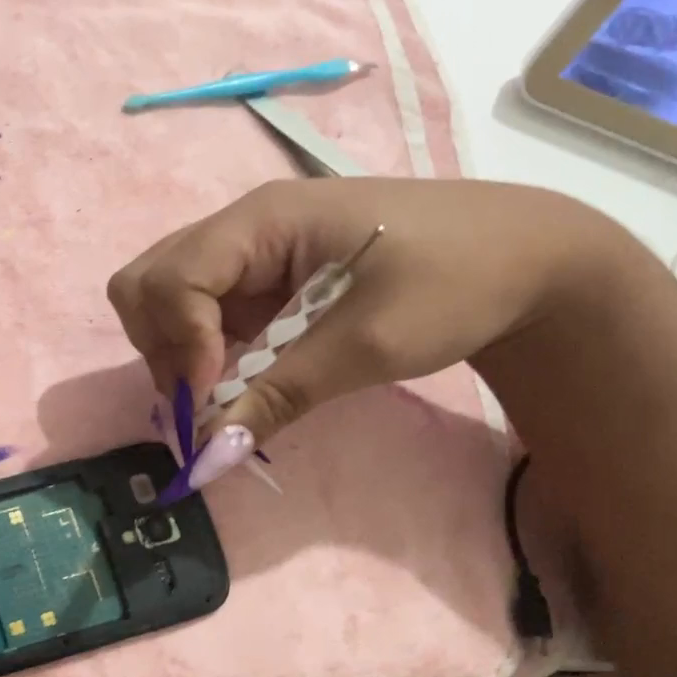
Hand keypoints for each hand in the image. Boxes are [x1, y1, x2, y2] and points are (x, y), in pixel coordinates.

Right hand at [106, 178, 643, 489]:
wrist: (530, 261)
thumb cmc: (458, 282)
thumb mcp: (369, 345)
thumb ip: (278, 396)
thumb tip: (205, 457)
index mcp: (264, 219)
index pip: (173, 278)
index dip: (180, 344)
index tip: (214, 398)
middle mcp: (241, 228)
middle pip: (146, 281)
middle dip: (161, 345)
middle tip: (206, 392)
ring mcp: (247, 254)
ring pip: (159, 297)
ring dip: (174, 352)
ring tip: (221, 389)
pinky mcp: (258, 281)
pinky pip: (195, 314)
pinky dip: (198, 353)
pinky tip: (236, 375)